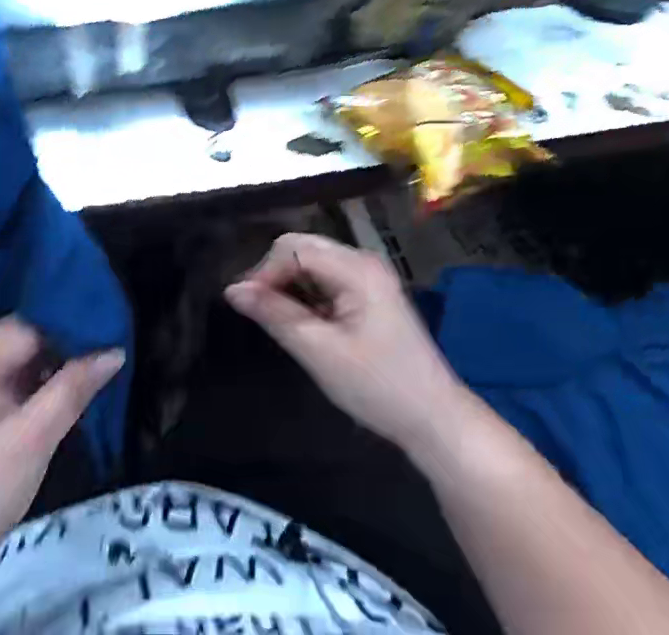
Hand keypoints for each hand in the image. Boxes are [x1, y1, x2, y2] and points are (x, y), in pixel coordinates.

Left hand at [0, 318, 123, 586]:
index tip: (110, 335)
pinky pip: (8, 379)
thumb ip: (71, 392)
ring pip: (17, 359)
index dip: (69, 328)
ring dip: (52, 365)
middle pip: (22, 338)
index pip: (28, 325)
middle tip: (107, 354)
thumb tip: (113, 351)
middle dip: (64, 345)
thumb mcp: (30, 444)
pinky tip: (63, 394)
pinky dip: (36, 384)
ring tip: (95, 370)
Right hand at [225, 233, 468, 449]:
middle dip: (273, 275)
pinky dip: (306, 294)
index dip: (264, 272)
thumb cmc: (377, 386)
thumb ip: (274, 314)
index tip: (248, 306)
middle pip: (301, 248)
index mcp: (356, 269)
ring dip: (288, 285)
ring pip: (310, 263)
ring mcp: (369, 277)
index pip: (292, 248)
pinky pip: (324, 278)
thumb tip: (232, 290)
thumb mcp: (318, 351)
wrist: (435, 421)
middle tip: (257, 311)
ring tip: (279, 320)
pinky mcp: (369, 293)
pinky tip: (304, 323)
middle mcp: (363, 262)